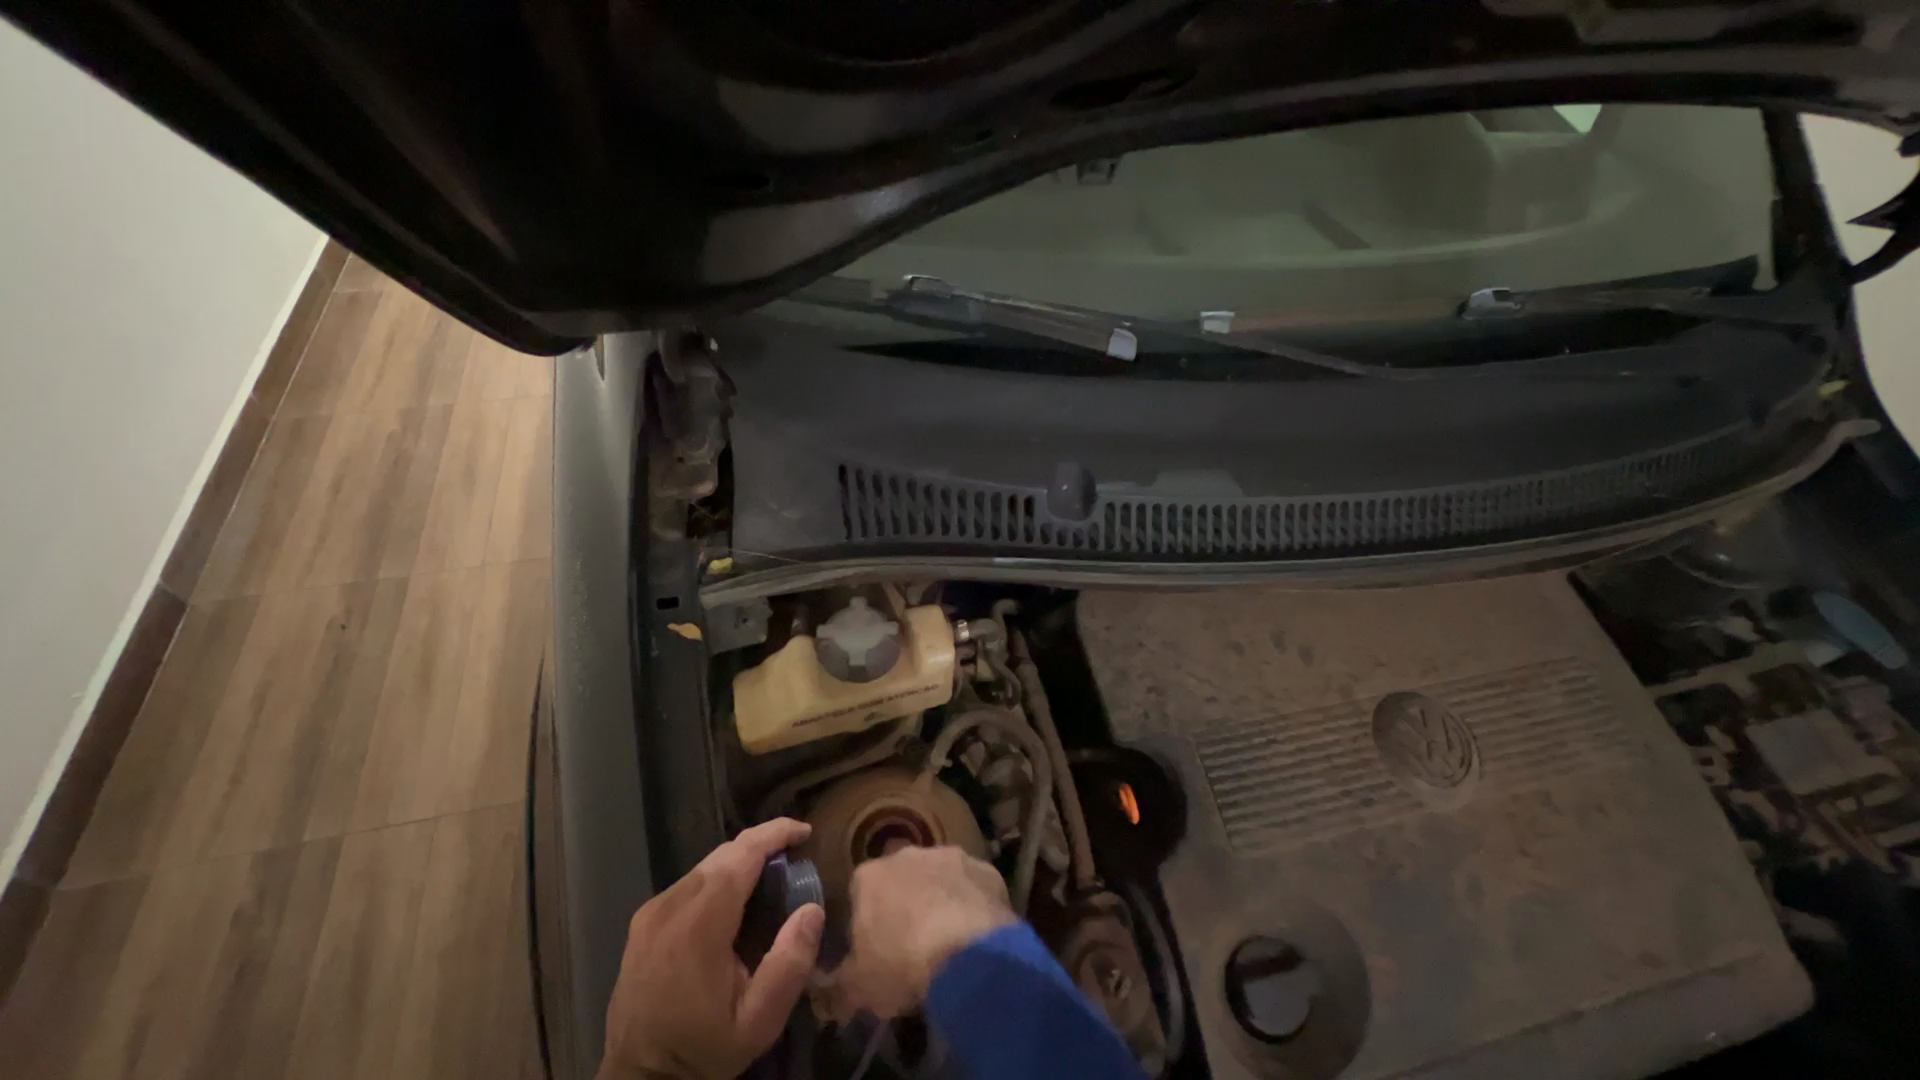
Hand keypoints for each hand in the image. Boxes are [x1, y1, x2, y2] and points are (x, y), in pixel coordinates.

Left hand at [599, 819, 824, 1079]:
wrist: (640, 1078)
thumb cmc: (703, 1048)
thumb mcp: (759, 1021)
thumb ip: (789, 963)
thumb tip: (812, 908)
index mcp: (698, 925)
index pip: (740, 855)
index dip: (774, 834)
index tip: (805, 830)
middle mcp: (669, 906)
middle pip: (722, 854)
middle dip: (761, 844)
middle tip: (796, 853)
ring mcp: (651, 912)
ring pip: (704, 866)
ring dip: (740, 860)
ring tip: (772, 872)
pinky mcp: (643, 922)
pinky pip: (689, 883)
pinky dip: (718, 877)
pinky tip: (736, 895)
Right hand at [834, 845, 1015, 1018]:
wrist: (968, 954)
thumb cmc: (902, 964)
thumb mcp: (858, 988)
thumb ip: (838, 987)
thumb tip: (826, 996)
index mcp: (869, 876)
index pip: (859, 894)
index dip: (868, 922)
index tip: (875, 949)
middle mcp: (907, 855)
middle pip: (902, 880)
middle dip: (906, 905)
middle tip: (913, 945)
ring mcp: (950, 856)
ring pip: (940, 878)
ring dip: (941, 901)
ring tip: (949, 942)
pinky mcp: (986, 869)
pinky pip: (974, 886)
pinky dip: (973, 905)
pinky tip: (978, 936)